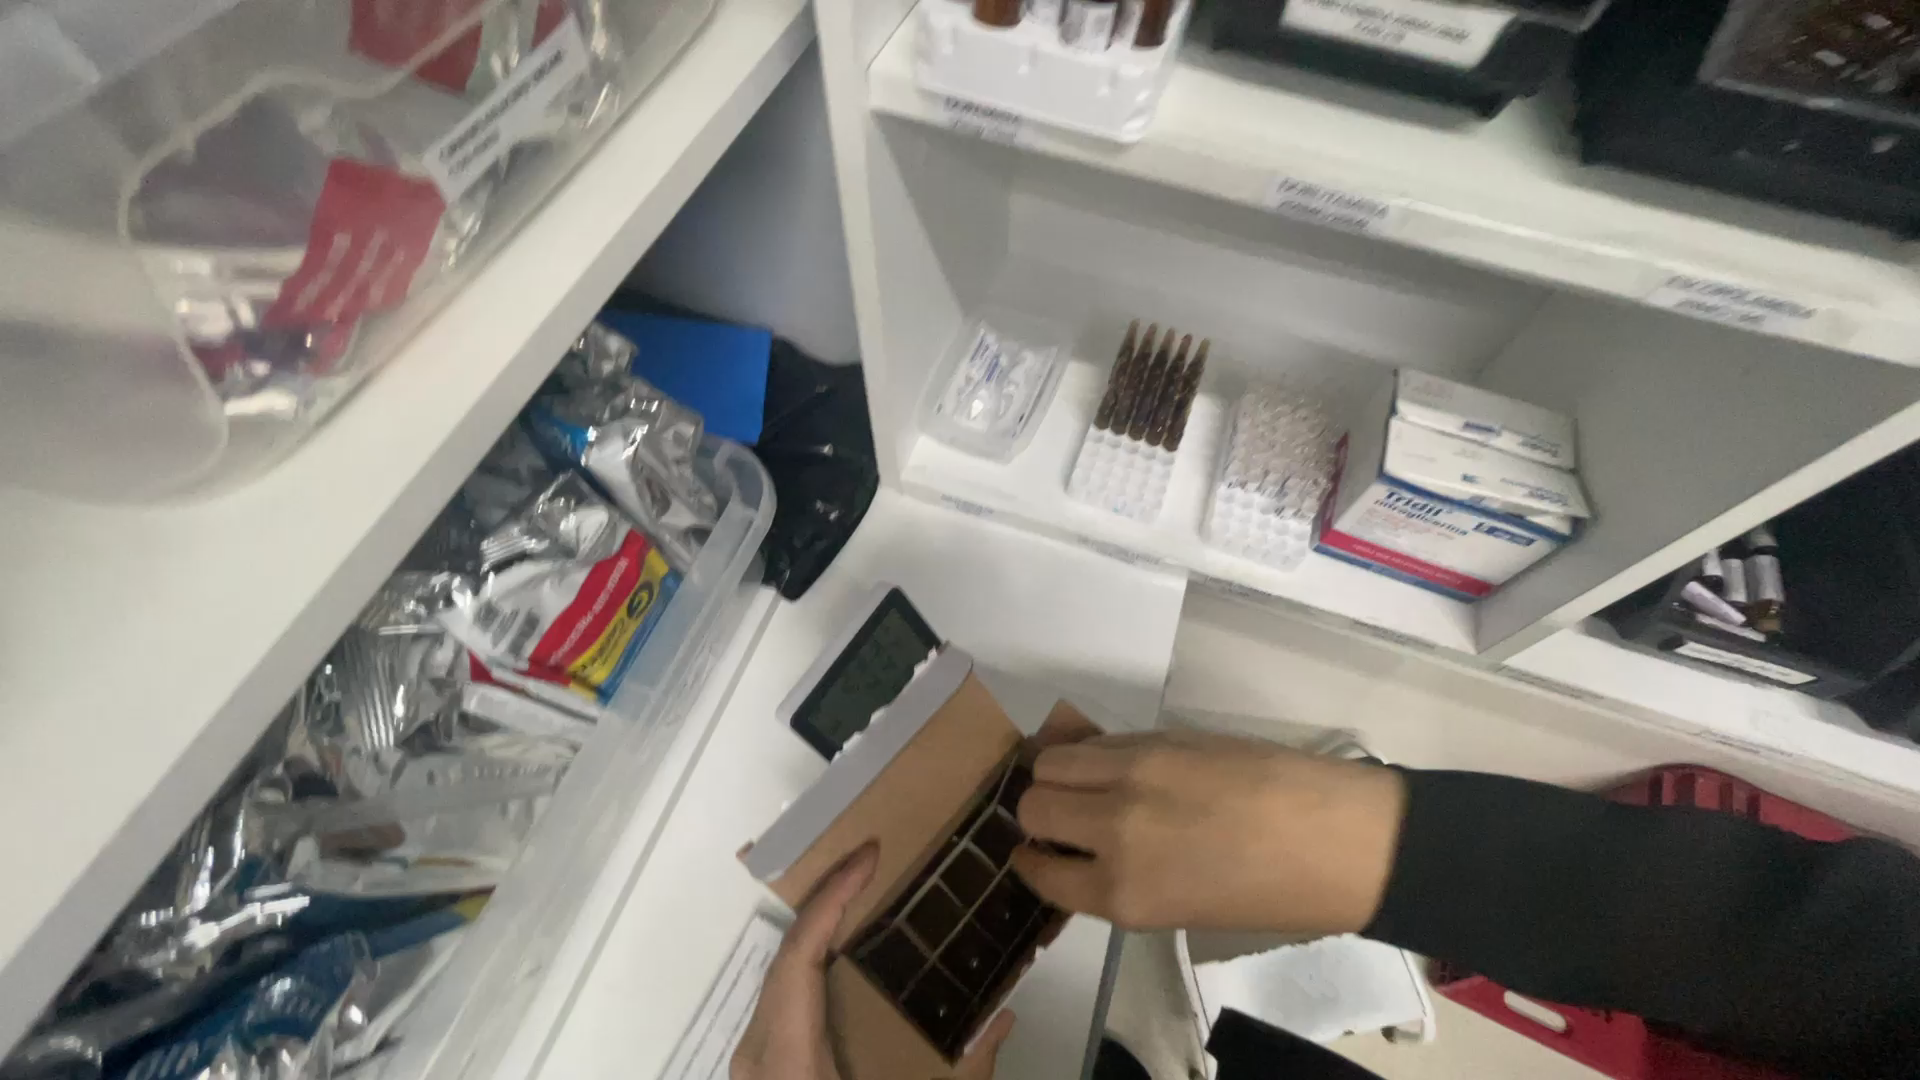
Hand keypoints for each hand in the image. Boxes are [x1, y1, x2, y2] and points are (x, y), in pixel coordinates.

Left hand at [731, 845, 1016, 1079]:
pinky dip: (812, 959)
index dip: (831, 897)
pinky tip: (845, 948)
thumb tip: (1003, 1016)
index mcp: (790, 1063)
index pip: (799, 955)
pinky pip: (783, 995)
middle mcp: (760, 1055)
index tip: (869, 855)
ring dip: (820, 924)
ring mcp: (755, 1063)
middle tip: (876, 860)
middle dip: (830, 897)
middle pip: (789, 952)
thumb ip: (967, 1073)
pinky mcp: (763, 1070)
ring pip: (782, 971)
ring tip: (864, 891)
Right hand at [1010, 728, 1405, 934]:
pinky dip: (1090, 754)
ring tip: (1083, 784)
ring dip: (1056, 775)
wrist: (1334, 838)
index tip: (1037, 854)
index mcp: (1123, 894)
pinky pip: (1094, 742)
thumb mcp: (1177, 908)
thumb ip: (1117, 877)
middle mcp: (1113, 832)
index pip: (1039, 871)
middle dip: (1038, 816)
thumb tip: (1076, 847)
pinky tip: (1118, 766)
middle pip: (1033, 807)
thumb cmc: (1265, 893)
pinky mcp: (1153, 738)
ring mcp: (1131, 776)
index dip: (1032, 862)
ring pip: (1050, 762)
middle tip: (1062, 819)